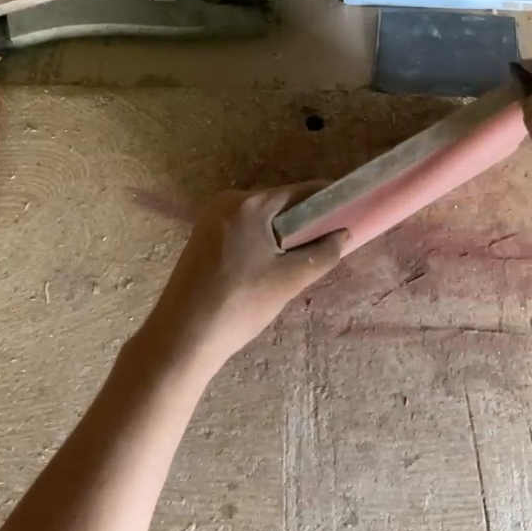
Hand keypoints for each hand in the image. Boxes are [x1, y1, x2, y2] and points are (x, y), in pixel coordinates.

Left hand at [139, 184, 347, 373]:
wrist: (182, 337)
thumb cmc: (238, 304)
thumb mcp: (288, 280)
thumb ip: (322, 253)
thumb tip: (342, 234)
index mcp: (249, 204)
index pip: (299, 193)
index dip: (327, 201)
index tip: (350, 211)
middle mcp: (227, 202)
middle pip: (278, 204)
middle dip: (304, 221)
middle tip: (329, 242)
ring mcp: (210, 219)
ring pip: (260, 219)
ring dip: (283, 234)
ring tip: (302, 259)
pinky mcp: (201, 238)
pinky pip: (242, 231)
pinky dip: (262, 242)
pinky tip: (271, 266)